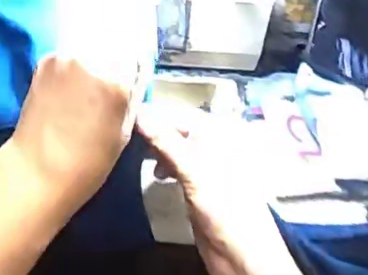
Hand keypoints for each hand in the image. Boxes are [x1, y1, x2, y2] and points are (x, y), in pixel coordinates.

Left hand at [3, 0, 154, 213]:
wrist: (36, 172)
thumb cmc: (89, 161)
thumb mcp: (125, 128)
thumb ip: (134, 88)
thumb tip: (139, 62)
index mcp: (117, 77)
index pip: (136, 36)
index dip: (139, 27)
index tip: (142, 20)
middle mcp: (92, 57)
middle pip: (113, 27)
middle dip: (118, 27)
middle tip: (120, 34)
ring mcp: (66, 55)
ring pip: (90, 34)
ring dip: (96, 40)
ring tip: (94, 63)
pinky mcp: (47, 59)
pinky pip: (70, 48)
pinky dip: (76, 55)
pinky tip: (73, 75)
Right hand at [137, 105, 302, 274]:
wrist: (241, 254)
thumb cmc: (223, 205)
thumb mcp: (192, 170)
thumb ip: (166, 141)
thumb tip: (139, 113)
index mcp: (217, 130)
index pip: (180, 112)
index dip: (155, 112)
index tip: (127, 112)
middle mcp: (212, 142)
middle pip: (177, 128)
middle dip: (154, 130)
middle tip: (127, 133)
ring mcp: (205, 164)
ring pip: (176, 146)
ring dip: (158, 147)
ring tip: (138, 152)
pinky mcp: (199, 185)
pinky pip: (177, 166)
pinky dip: (164, 164)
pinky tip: (155, 171)